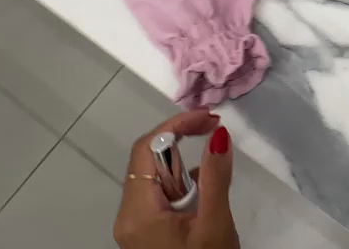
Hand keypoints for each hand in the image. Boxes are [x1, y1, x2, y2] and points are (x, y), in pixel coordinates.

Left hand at [113, 110, 237, 248]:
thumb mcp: (214, 224)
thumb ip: (215, 176)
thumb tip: (218, 132)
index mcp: (138, 212)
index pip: (146, 149)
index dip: (176, 124)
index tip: (210, 118)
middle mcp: (129, 215)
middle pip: (148, 158)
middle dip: (181, 138)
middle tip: (215, 129)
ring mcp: (136, 224)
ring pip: (155, 174)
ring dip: (184, 162)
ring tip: (214, 168)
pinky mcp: (147, 231)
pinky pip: (160, 192)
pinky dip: (182, 180)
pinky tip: (204, 191)